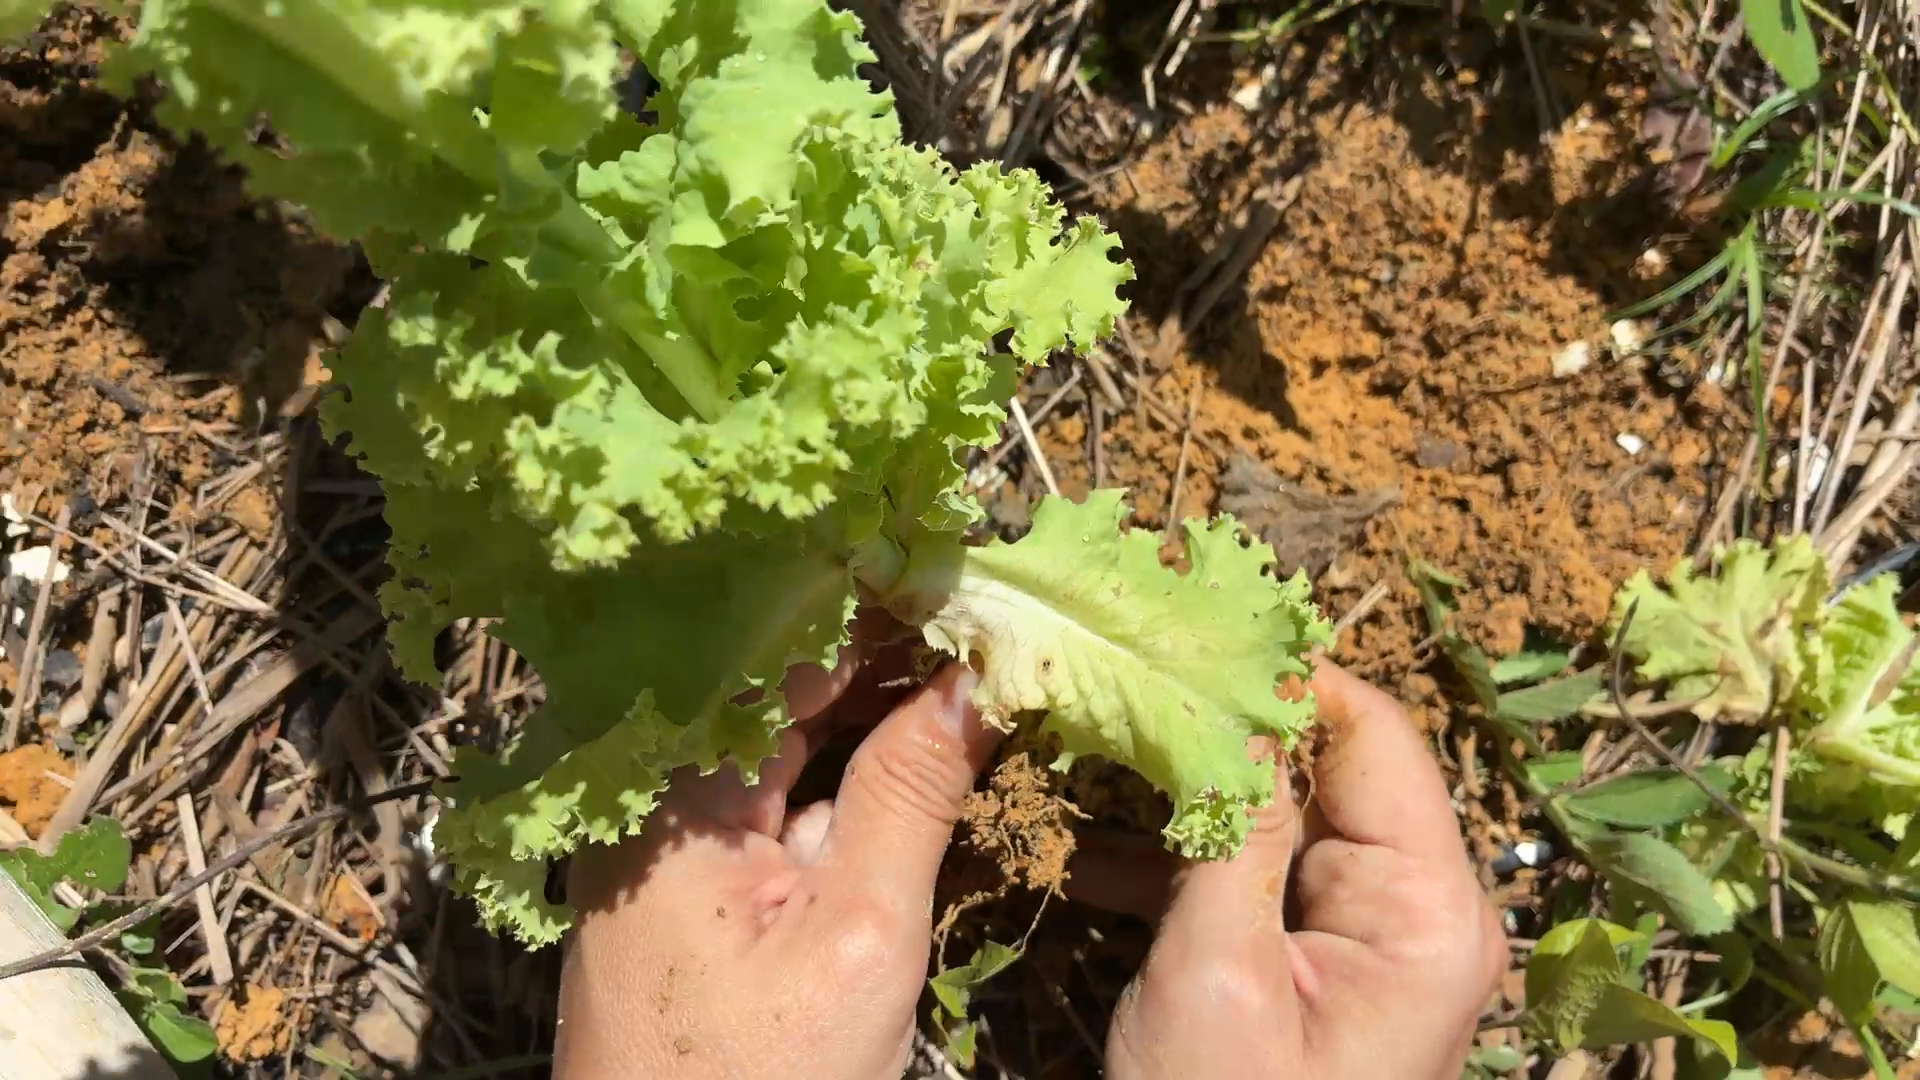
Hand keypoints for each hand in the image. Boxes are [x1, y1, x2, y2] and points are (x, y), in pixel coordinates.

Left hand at [552, 649, 1001, 1079]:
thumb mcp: (861, 931)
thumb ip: (915, 790)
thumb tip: (981, 677)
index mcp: (674, 789)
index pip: (785, 659)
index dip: (872, 616)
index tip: (949, 583)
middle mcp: (656, 791)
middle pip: (782, 688)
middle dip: (879, 654)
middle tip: (968, 623)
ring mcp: (674, 831)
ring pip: (786, 733)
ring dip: (870, 703)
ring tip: (953, 665)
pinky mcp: (700, 867)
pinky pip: (782, 784)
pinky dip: (847, 760)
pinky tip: (909, 738)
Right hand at [1072, 662, 1506, 1079]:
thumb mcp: (1220, 970)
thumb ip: (1237, 827)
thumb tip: (1238, 698)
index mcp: (1421, 906)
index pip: (1372, 733)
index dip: (1289, 675)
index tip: (1194, 637)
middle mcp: (1402, 899)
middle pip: (1319, 761)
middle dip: (1224, 725)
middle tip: (1133, 686)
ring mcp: (1348, 920)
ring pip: (1268, 804)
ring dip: (1183, 788)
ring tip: (1099, 757)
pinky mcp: (1297, 939)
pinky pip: (1239, 858)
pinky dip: (1170, 849)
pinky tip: (1093, 856)